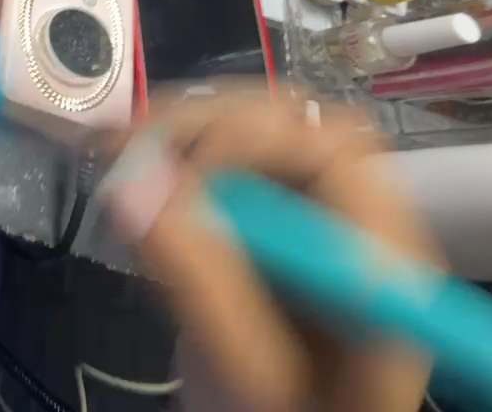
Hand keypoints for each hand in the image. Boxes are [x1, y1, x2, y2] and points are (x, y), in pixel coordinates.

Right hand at [108, 91, 437, 411]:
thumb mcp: (251, 372)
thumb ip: (200, 283)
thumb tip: (127, 184)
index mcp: (375, 255)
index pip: (335, 146)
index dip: (256, 137)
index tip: (183, 170)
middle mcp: (337, 217)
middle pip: (282, 119)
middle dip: (200, 123)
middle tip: (131, 149)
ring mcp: (285, 211)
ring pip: (233, 125)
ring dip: (169, 132)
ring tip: (115, 161)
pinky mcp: (239, 214)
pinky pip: (197, 151)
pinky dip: (152, 149)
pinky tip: (118, 169)